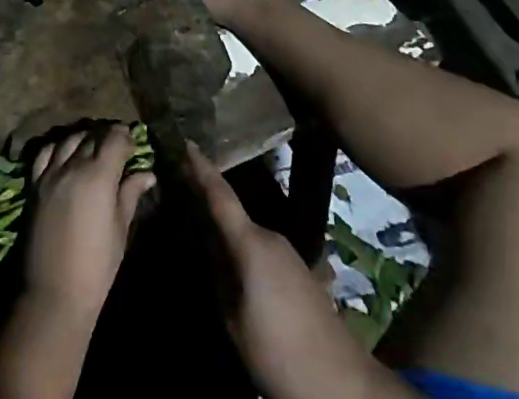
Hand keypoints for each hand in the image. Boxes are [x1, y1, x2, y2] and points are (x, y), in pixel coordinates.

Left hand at [25, 123, 155, 316]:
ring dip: (85, 138)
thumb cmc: (97, 264)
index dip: (126, 137)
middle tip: (119, 146)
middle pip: (93, 136)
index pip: (114, 139)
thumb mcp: (120, 226)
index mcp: (98, 176)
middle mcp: (73, 167)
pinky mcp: (35, 186)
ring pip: (70, 139)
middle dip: (108, 136)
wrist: (54, 292)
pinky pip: (45, 153)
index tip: (134, 144)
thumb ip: (130, 193)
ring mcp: (50, 175)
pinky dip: (59, 146)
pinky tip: (67, 153)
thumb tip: (147, 174)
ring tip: (95, 147)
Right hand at [185, 144, 411, 398]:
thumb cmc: (276, 348)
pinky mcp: (298, 269)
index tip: (187, 144)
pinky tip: (232, 268)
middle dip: (208, 208)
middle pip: (233, 216)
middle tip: (181, 200)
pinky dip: (242, 250)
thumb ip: (218, 276)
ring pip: (247, 235)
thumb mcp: (233, 319)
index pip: (221, 197)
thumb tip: (207, 246)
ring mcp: (288, 253)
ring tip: (200, 237)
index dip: (202, 170)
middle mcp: (271, 238)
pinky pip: (261, 250)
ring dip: (225, 234)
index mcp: (252, 244)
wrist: (337, 376)